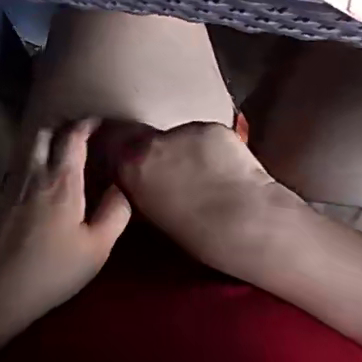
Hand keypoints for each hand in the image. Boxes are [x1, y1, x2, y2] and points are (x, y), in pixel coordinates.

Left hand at [0, 119, 131, 318]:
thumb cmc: (54, 270)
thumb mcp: (98, 247)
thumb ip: (115, 212)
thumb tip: (121, 187)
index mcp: (62, 182)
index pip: (73, 137)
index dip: (87, 124)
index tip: (99, 122)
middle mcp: (36, 176)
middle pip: (45, 134)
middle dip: (63, 127)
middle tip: (82, 134)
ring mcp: (14, 188)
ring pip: (30, 150)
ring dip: (47, 143)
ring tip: (64, 154)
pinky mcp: (3, 203)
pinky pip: (22, 168)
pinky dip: (36, 162)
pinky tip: (44, 182)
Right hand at [101, 121, 308, 276]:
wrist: (243, 221)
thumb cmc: (197, 234)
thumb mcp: (154, 215)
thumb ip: (142, 190)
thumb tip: (144, 182)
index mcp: (132, 168)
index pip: (118, 146)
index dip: (128, 154)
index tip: (139, 163)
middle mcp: (153, 142)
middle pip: (149, 138)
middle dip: (160, 152)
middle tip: (179, 174)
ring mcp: (184, 131)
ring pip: (182, 136)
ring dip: (189, 150)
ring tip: (209, 175)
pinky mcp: (213, 127)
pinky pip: (207, 136)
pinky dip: (214, 148)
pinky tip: (226, 168)